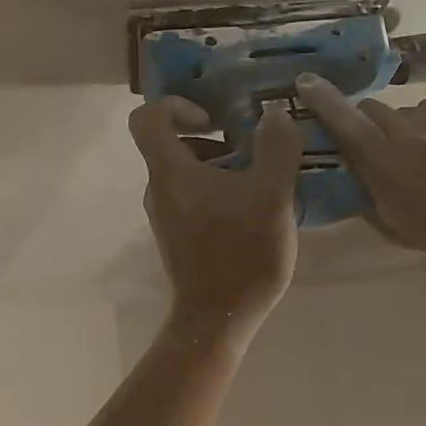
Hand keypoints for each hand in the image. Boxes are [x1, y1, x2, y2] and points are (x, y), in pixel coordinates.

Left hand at [128, 98, 303, 338]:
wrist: (218, 320)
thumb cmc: (241, 253)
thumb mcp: (272, 194)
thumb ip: (276, 148)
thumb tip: (275, 113)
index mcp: (170, 171)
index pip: (148, 117)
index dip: (177, 105)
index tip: (214, 119)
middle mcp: (159, 188)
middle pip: (173, 144)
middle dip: (214, 138)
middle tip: (252, 148)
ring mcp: (166, 215)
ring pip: (187, 172)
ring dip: (222, 166)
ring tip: (263, 181)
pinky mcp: (178, 236)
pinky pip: (194, 197)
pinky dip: (220, 191)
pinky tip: (256, 211)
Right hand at [295, 73, 425, 255]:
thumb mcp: (400, 228)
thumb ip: (367, 198)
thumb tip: (348, 176)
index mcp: (387, 162)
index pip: (344, 121)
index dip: (322, 100)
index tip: (305, 82)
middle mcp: (407, 130)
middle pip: (370, 109)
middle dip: (366, 123)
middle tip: (379, 148)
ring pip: (403, 112)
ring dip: (402, 128)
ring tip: (425, 155)